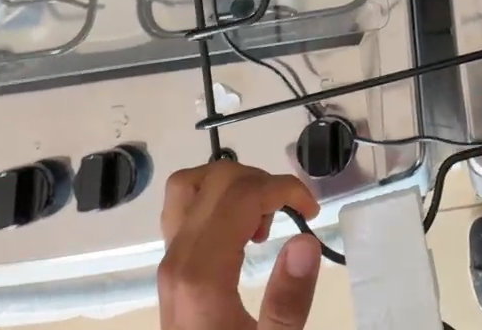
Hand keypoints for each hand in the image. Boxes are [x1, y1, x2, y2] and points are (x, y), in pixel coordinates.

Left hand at [157, 160, 323, 329]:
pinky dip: (215, 199)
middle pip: (217, 179)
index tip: (312, 211)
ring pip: (192, 185)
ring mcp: (169, 260)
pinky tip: (240, 230)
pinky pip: (184, 207)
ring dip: (235, 186)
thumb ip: (289, 301)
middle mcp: (178, 257)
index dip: (283, 188)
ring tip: (262, 219)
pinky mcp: (171, 267)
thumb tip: (306, 239)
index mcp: (202, 274)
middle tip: (290, 214)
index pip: (242, 194)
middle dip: (263, 182)